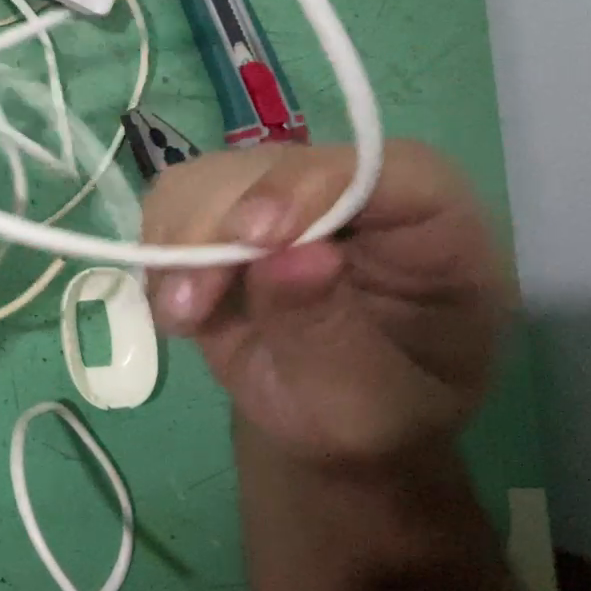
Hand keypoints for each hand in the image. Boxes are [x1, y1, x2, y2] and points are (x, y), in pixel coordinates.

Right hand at [141, 140, 512, 464]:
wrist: (324, 424)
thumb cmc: (369, 417)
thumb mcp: (368, 403)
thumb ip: (330, 332)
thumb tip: (287, 257)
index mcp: (433, 231)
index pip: (384, 170)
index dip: (312, 187)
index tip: (253, 238)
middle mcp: (355, 194)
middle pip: (272, 166)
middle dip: (217, 227)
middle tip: (188, 305)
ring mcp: (280, 193)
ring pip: (208, 176)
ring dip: (176, 239)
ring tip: (180, 314)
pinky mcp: (220, 206)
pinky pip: (171, 199)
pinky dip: (158, 248)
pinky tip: (175, 301)